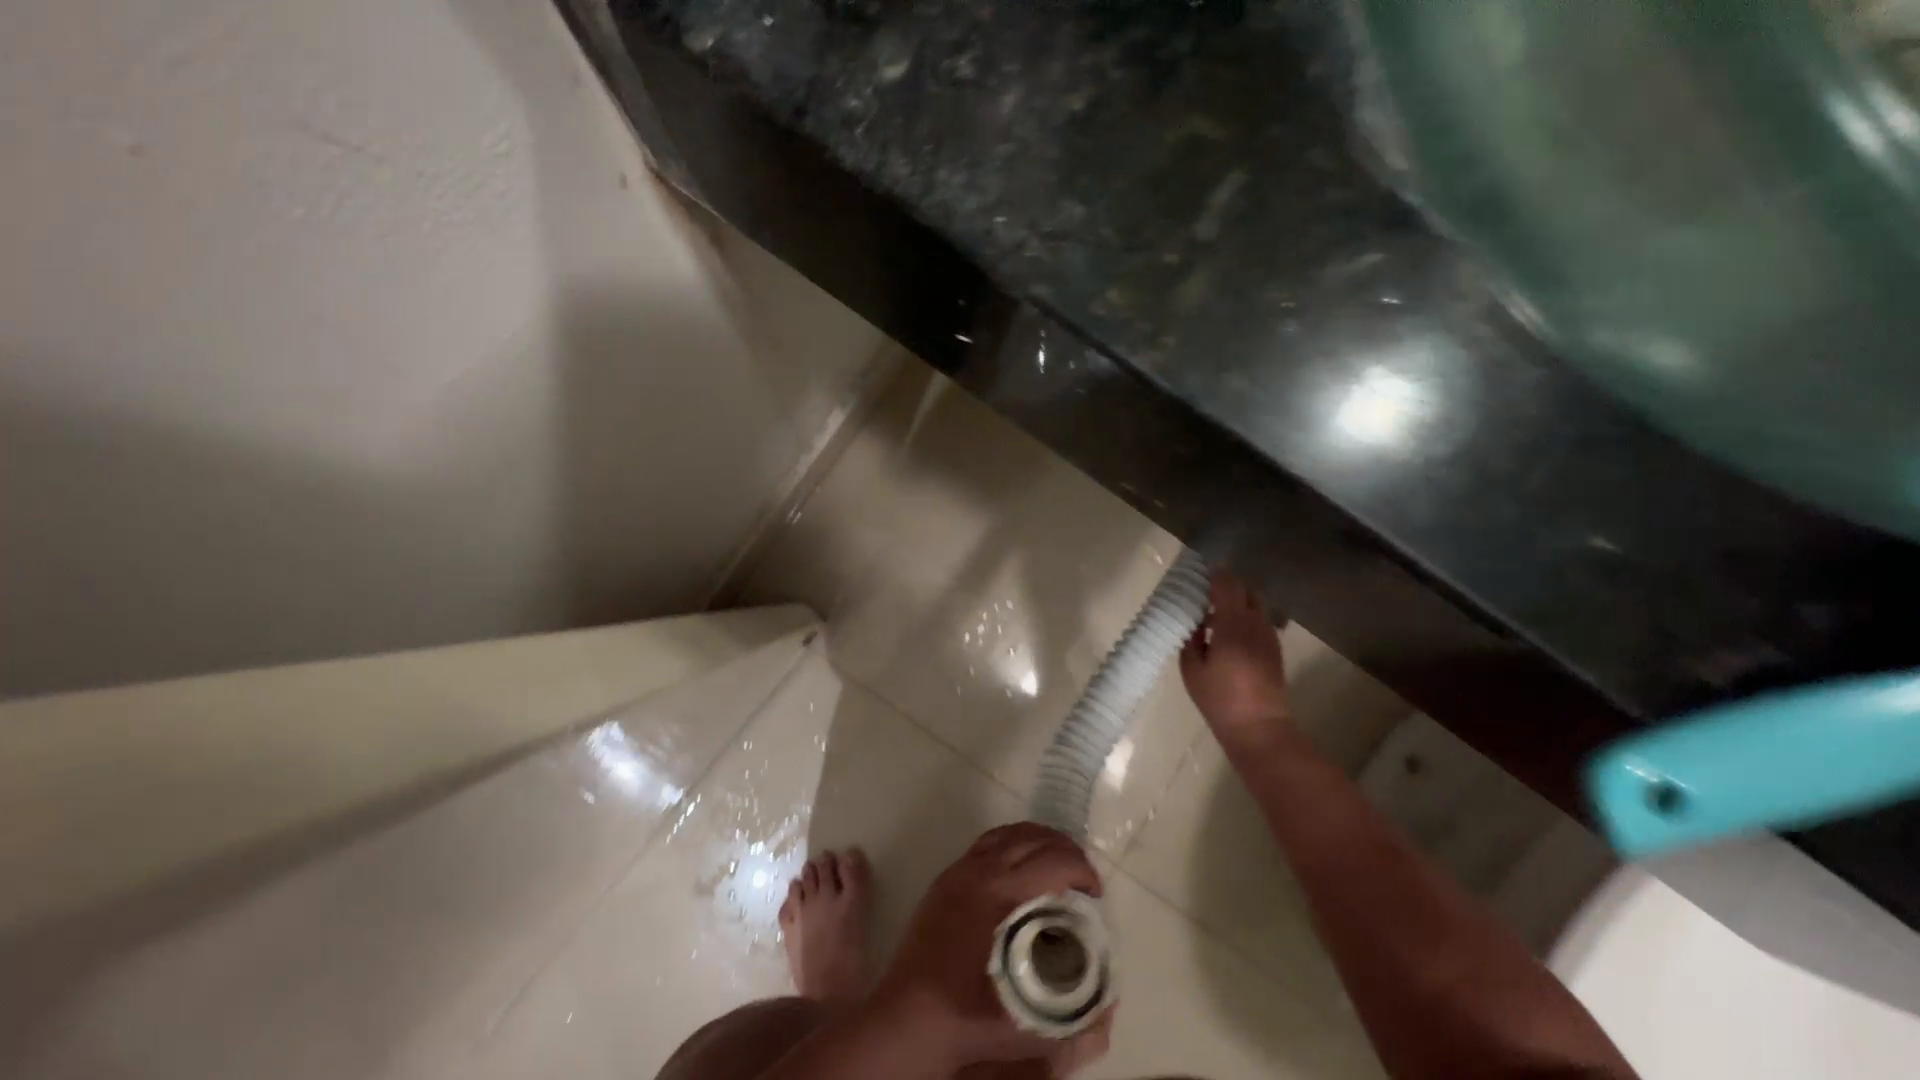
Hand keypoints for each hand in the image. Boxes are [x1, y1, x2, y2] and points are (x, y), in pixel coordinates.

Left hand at [874, 823, 1110, 1070]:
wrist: (909, 1017)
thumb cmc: (968, 1014)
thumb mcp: (1028, 1015)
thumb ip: (1072, 1010)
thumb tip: (1108, 999)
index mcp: (1001, 894)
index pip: (1054, 861)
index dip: (1083, 871)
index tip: (1095, 894)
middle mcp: (979, 871)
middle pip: (1034, 838)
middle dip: (1067, 851)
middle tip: (1083, 878)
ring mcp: (958, 871)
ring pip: (1008, 833)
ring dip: (1040, 841)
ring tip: (1059, 865)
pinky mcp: (946, 879)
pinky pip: (986, 843)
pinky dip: (1013, 844)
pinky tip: (1023, 868)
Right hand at [1180, 570, 1292, 746]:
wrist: (1259, 727)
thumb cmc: (1220, 699)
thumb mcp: (1192, 670)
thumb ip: (1191, 640)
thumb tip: (1196, 624)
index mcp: (1232, 623)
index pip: (1227, 584)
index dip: (1213, 575)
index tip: (1198, 575)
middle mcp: (1255, 623)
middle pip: (1245, 590)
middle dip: (1227, 587)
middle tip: (1205, 596)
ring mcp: (1269, 636)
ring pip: (1255, 605)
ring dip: (1237, 604)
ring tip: (1215, 619)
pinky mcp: (1275, 649)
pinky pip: (1260, 622)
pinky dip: (1245, 619)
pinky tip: (1230, 638)